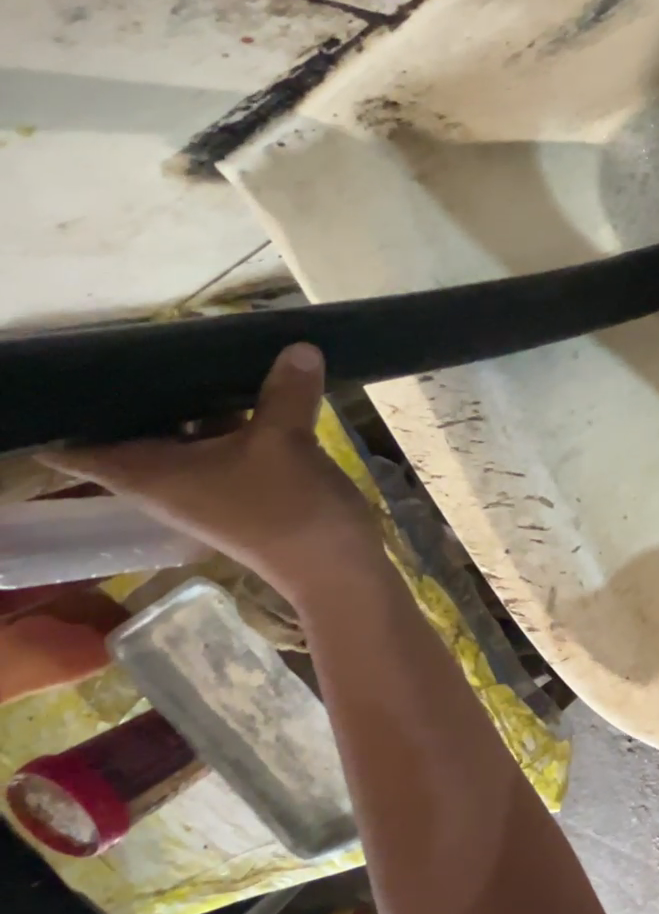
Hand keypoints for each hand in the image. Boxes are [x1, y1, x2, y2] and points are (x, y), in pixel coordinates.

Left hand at [37, 344, 387, 605]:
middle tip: (159, 344)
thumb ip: (287, 393)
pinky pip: (223, 445)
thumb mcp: (287, 443)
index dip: (66, 407)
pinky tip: (257, 396)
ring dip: (197, 403)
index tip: (76, 371)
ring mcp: (205, 486)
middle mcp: (163, 479)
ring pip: (185, 434)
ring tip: (212, 358)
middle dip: (144, 390)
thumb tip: (299, 347)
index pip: (68, 441)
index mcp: (144, 471)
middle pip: (132, 427)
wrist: (336, 569)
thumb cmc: (289, 509)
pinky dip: (233, 422)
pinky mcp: (243, 489)